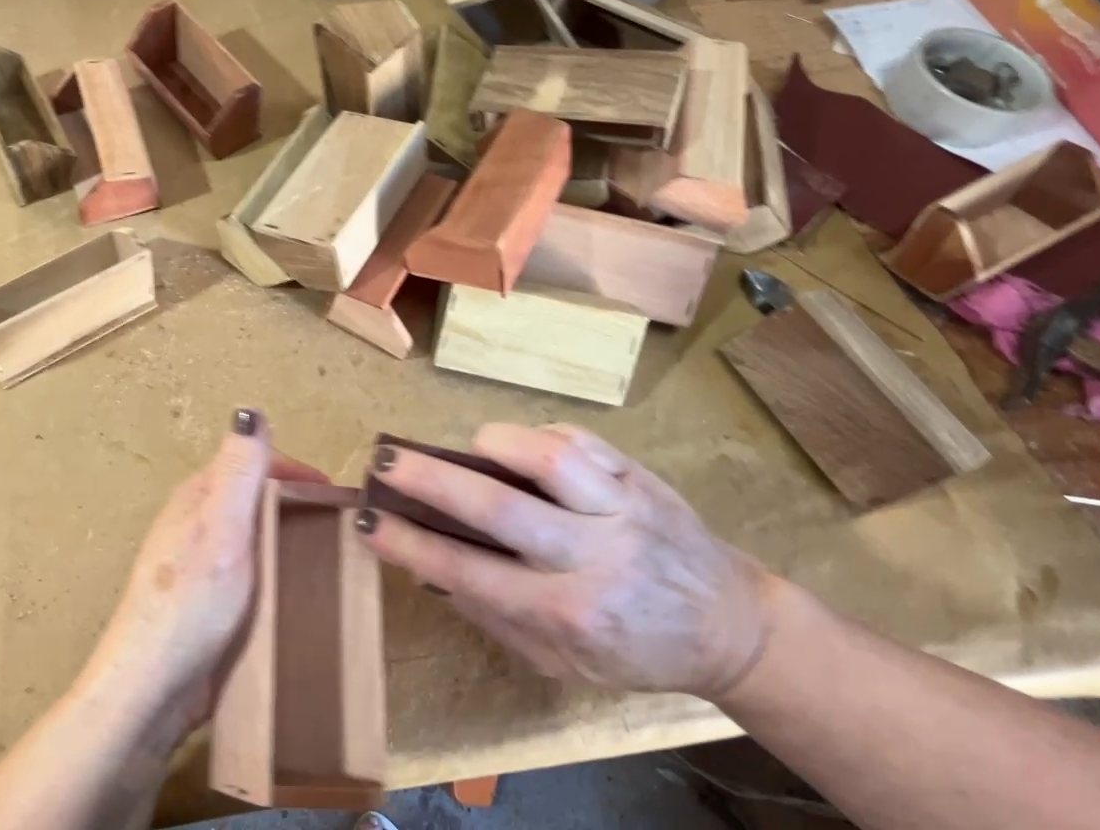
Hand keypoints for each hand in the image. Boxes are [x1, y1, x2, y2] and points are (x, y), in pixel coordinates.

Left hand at [81, 409, 329, 734]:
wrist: (153, 686)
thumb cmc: (191, 603)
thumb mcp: (222, 528)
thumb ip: (238, 471)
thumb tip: (249, 410)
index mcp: (197, 497)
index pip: (251, 463)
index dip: (294, 471)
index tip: (336, 497)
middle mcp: (195, 523)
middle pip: (253, 499)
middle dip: (295, 506)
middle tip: (339, 534)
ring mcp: (198, 565)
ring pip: (253, 537)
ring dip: (288, 542)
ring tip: (327, 565)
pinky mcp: (205, 603)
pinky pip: (249, 574)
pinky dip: (275, 575)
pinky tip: (294, 598)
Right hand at [360, 423, 775, 696]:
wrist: (731, 626)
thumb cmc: (636, 652)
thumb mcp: (562, 664)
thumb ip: (495, 617)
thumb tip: (430, 568)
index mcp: (566, 614)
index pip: (471, 574)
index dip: (411, 545)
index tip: (368, 524)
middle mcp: (592, 559)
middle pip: (499, 508)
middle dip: (432, 479)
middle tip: (386, 459)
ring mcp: (619, 511)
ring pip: (550, 459)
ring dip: (494, 445)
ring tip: (466, 446)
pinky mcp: (638, 478)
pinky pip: (580, 440)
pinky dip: (537, 436)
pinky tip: (519, 448)